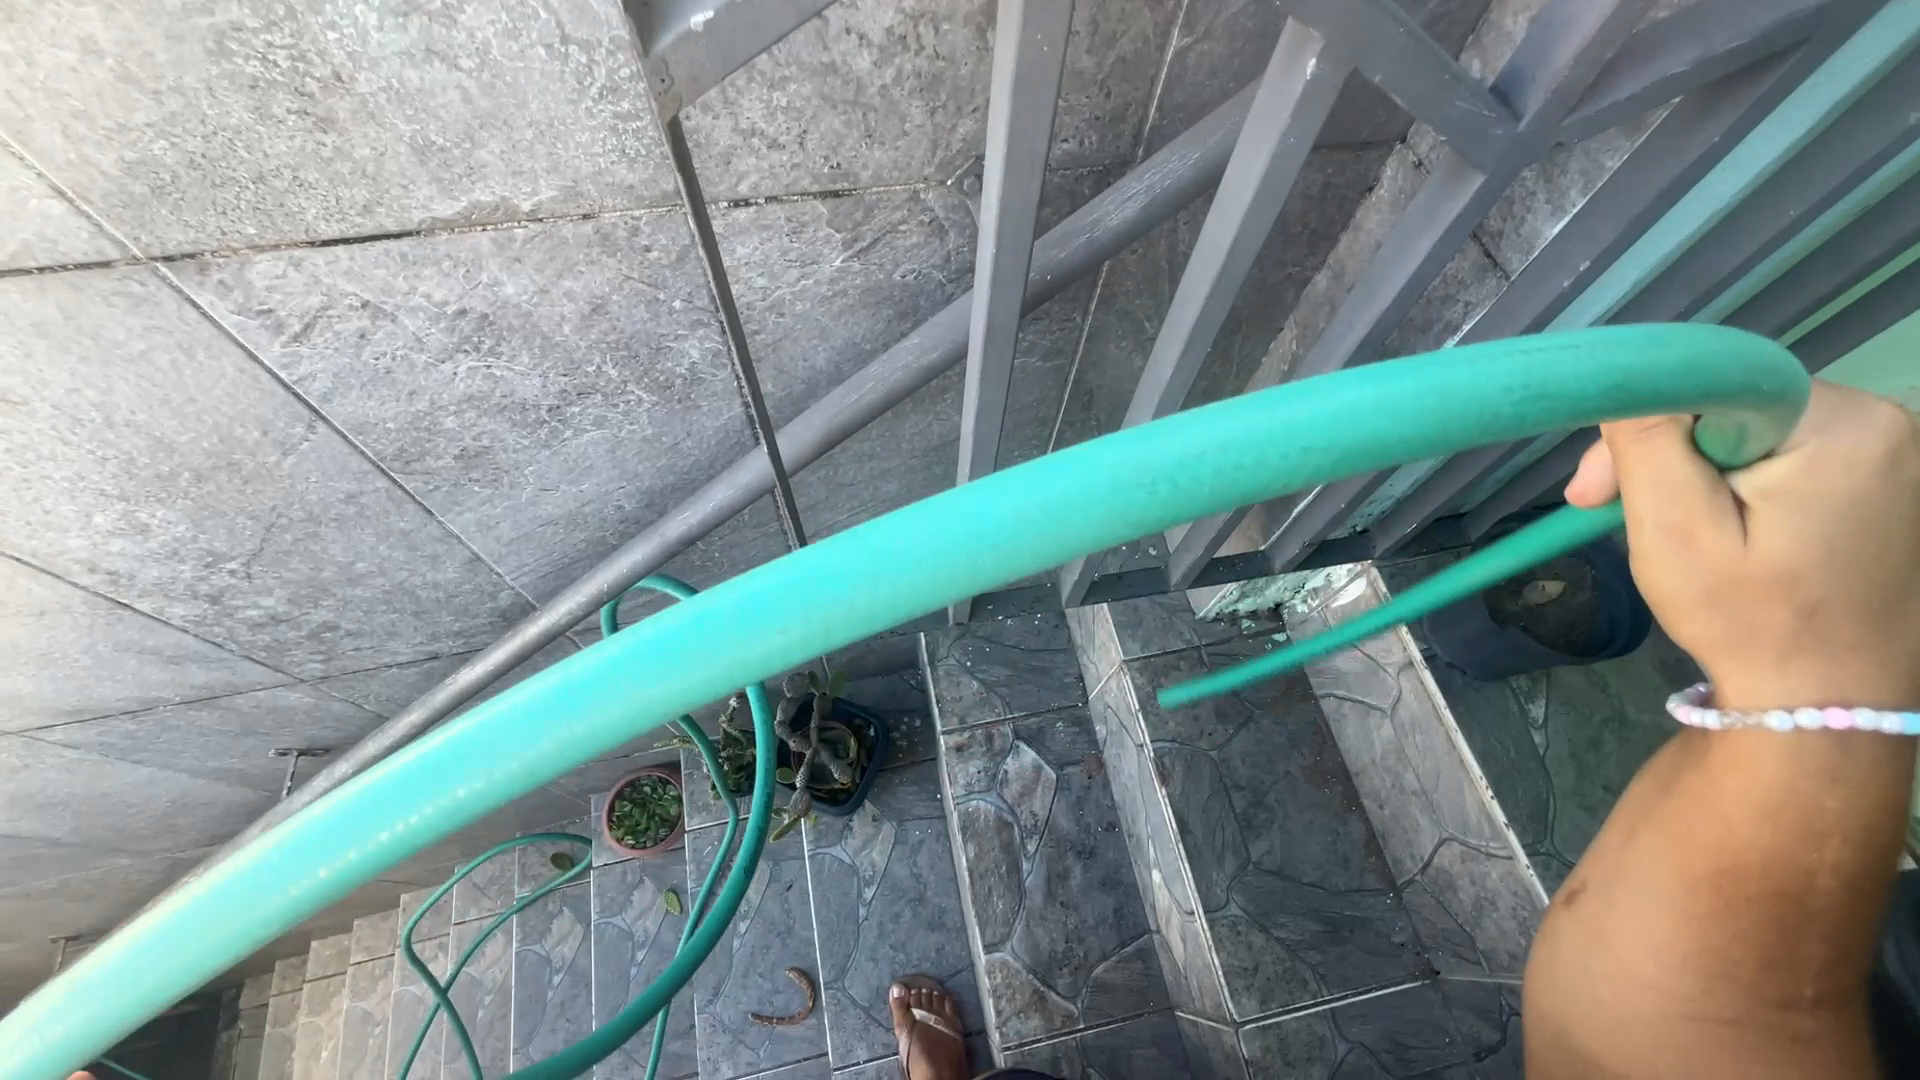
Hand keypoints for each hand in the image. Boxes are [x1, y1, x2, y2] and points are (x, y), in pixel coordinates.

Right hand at [1564, 380, 1919, 711]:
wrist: (1831, 697)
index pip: (1709, 387)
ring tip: (1656, 527)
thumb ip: (1647, 445)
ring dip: (1686, 471)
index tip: (1593, 490)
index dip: (1638, 428)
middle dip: (1657, 454)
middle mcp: (1887, 422)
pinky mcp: (1885, 481)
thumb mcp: (1674, 530)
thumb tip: (1621, 377)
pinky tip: (1706, 524)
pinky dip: (1728, 483)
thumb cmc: (1746, 617)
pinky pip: (1778, 455)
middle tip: (1601, 508)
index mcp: (1843, 426)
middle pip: (1727, 408)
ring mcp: (1896, 452)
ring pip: (1746, 431)